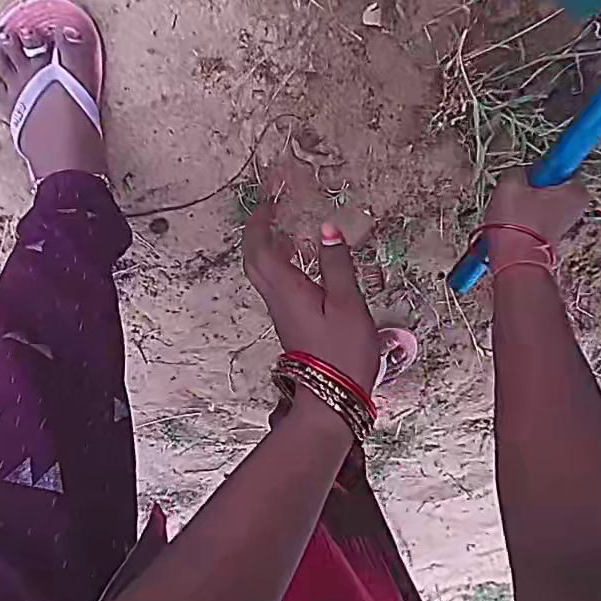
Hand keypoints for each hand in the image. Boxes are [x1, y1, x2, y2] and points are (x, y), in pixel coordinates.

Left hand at [241, 201, 378, 393]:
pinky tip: (302, 263)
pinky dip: (281, 264)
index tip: (267, 204)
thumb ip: (337, 264)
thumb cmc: (342, 351)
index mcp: (286, 288)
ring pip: (263, 272)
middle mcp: (276, 297)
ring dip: (268, 247)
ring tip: (288, 231)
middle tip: (271, 212)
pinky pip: (275, 283)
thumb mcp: (347, 303)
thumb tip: (328, 229)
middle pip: (254, 259)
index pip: (259, 248)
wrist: (331, 396)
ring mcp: (281, 310)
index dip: (259, 223)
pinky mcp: (289, 319)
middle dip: (257, 232)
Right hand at [482, 169, 589, 260]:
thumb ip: (516, 171)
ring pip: (541, 198)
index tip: (527, 175)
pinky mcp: (551, 232)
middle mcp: (578, 205)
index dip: (539, 167)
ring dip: (524, 201)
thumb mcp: (510, 184)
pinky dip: (523, 215)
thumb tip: (518, 173)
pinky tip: (511, 220)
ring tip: (510, 209)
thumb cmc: (517, 221)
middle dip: (529, 185)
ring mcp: (565, 220)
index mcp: (576, 189)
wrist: (514, 258)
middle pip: (549, 183)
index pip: (561, 165)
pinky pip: (536, 214)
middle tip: (514, 192)